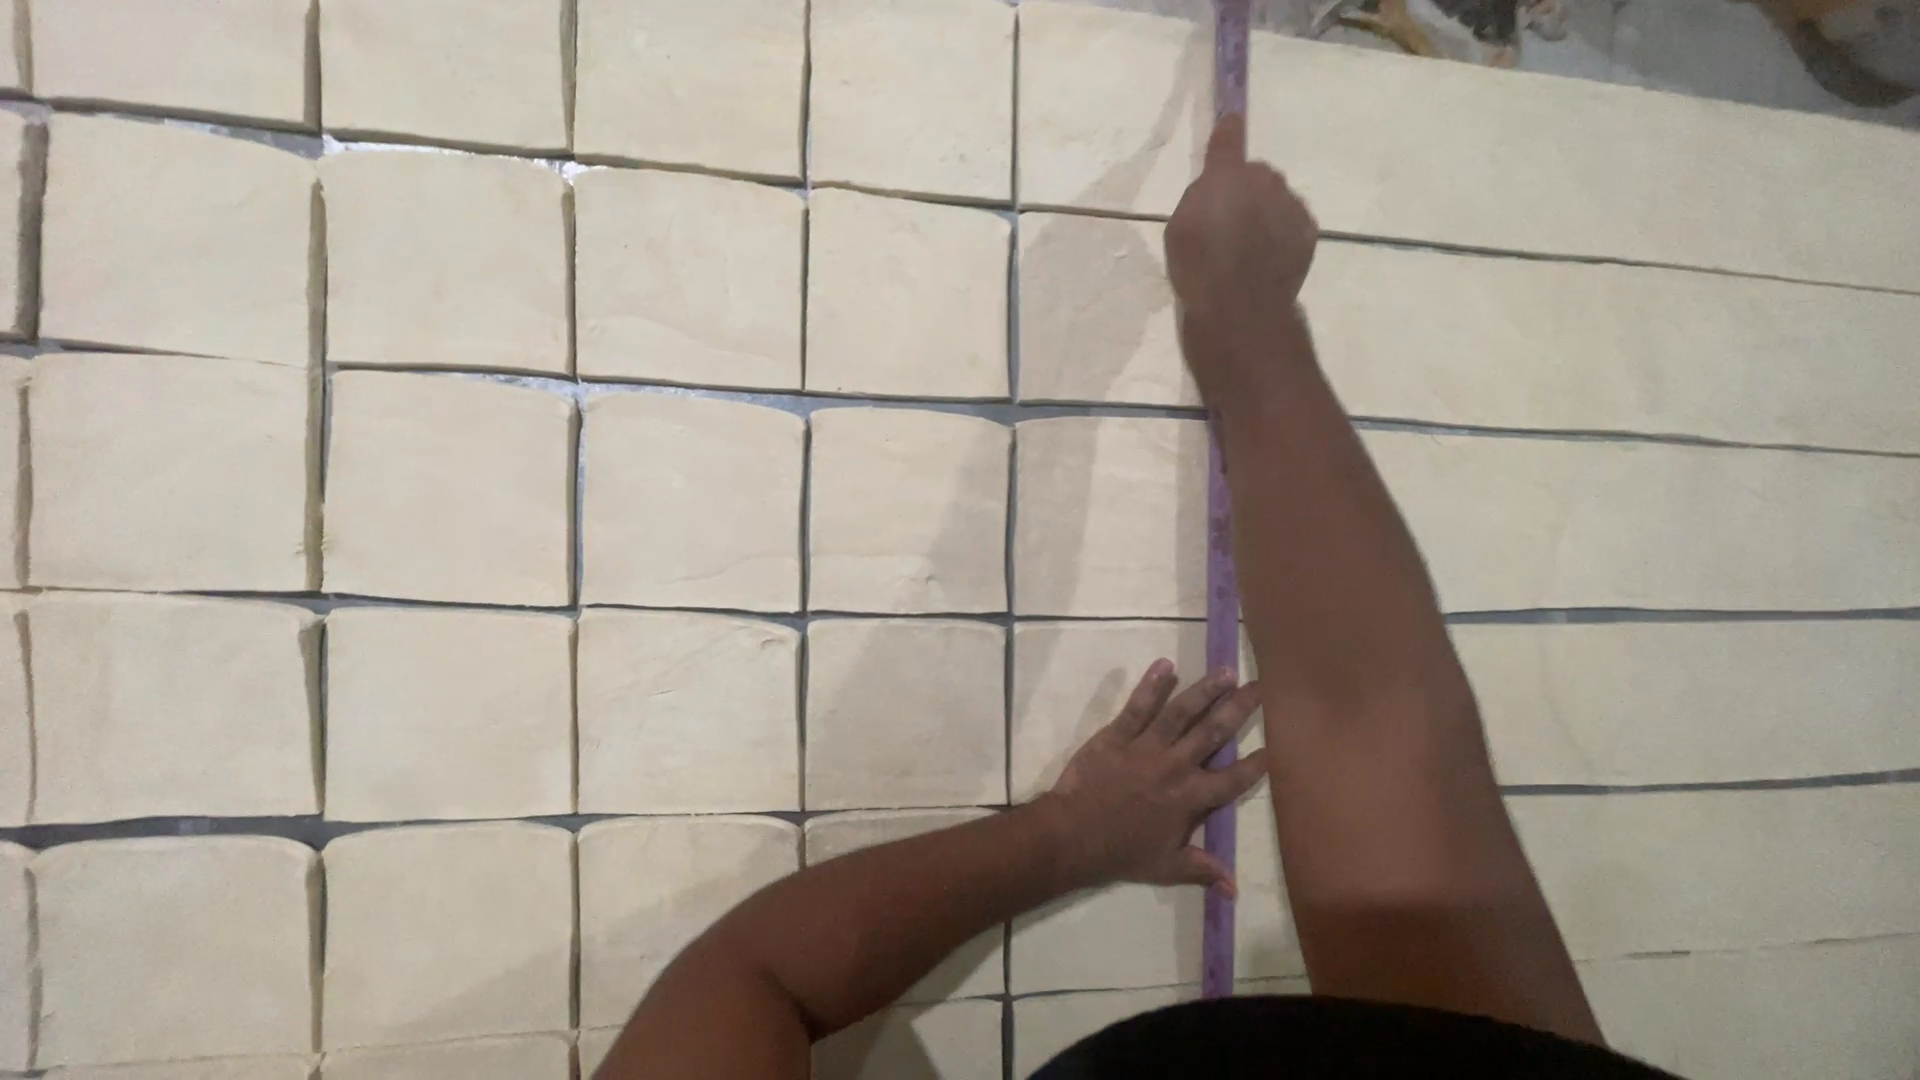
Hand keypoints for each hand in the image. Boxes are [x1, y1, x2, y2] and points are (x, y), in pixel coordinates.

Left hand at [1032, 661, 1270, 894]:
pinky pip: (1137, 707)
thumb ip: (1202, 869)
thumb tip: (1234, 889)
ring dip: (1205, 690)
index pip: (1232, 779)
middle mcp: (1174, 766)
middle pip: (1213, 733)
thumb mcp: (1166, 867)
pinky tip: (1165, 664)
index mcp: (1190, 798)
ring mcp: (1145, 747)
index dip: (1255, 765)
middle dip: (1238, 709)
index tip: (1277, 746)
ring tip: (1224, 671)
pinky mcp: (1117, 735)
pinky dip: (1152, 685)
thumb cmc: (1120, 852)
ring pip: (1180, 712)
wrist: (1073, 833)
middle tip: (1259, 686)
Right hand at [1164, 113, 1318, 402]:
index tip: (1231, 119)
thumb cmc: (1198, 269)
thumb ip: (1199, 197)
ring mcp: (1291, 206)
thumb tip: (1215, 182)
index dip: (1227, 133)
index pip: (1228, 143)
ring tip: (1246, 251)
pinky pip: (1291, 225)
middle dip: (1245, 192)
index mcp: (1226, 176)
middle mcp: (1264, 180)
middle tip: (1226, 227)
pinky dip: (1280, 235)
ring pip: (1276, 201)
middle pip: (1257, 176)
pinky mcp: (1307, 233)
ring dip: (1264, 216)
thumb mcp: (1179, 229)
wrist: (1239, 308)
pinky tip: (1265, 260)